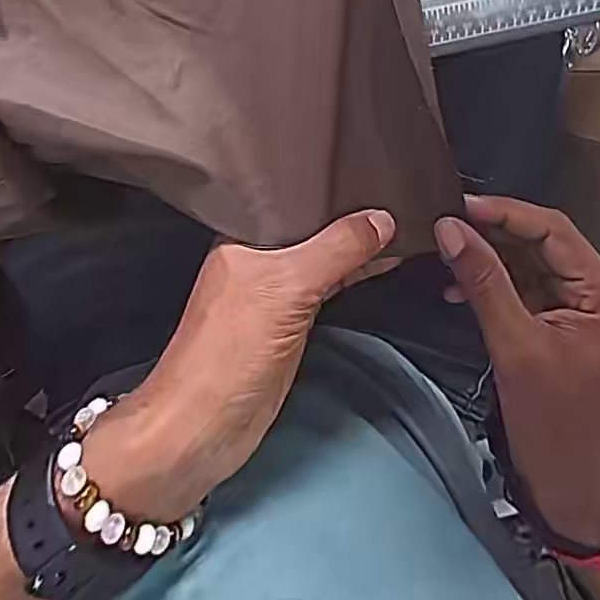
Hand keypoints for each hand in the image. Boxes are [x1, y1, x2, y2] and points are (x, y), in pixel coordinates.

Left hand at [76, 210, 400, 521]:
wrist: (205, 429)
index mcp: (242, 238)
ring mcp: (272, 293)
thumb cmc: (227, 354)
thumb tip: (380, 220)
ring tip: (394, 224)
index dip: (326, 184)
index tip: (364, 170)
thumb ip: (335, 249)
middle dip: (345, 215)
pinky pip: (327, 287)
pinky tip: (376, 265)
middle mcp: (256, 260)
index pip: (290, 197)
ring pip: (320, 258)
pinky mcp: (287, 324)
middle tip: (388, 193)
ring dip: (352, 247)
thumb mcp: (287, 287)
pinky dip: (352, 276)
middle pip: (309, 228)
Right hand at [435, 195, 599, 545]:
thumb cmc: (560, 430)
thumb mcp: (515, 347)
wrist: (580, 499)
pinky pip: (529, 292)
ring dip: (491, 261)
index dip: (504, 212)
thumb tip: (450, 229)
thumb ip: (483, 280)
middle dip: (493, 235)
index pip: (554, 229)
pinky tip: (464, 289)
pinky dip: (497, 287)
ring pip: (532, 266)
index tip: (460, 207)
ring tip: (449, 257)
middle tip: (448, 228)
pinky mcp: (568, 331)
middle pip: (543, 244)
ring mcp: (586, 314)